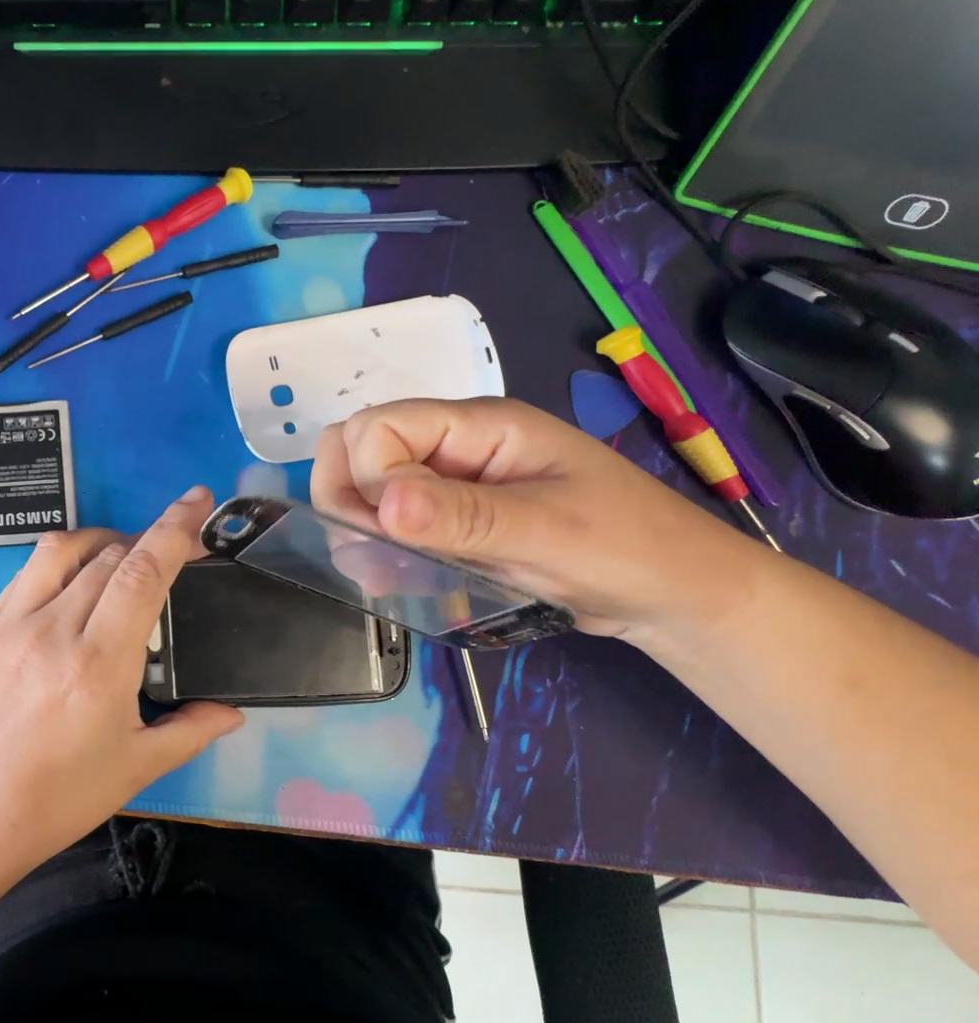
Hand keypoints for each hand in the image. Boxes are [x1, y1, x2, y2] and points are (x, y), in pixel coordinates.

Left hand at [0, 487, 245, 882]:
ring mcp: (16, 623)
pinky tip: (75, 580)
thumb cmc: (58, 796)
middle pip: (110, 556)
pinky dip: (61, 559)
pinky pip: (29, 571)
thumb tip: (232, 712)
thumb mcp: (135, 768)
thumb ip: (189, 730)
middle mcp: (57, 628)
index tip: (198, 500)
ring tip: (125, 557)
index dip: (175, 528)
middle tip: (173, 556)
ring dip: (103, 541)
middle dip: (148, 542)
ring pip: (64, 551)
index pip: (143, 572)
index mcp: (100, 662)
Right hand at [311, 397, 764, 639]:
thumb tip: (381, 504)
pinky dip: (374, 545)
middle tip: (376, 547)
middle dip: (346, 495)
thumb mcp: (549, 533)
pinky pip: (384, 518)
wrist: (677, 595)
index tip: (400, 526)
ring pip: (362, 484)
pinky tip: (394, 576)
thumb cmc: (629, 550)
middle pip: (355, 446)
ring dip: (356, 524)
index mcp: (479, 427)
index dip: (370, 474)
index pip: (378, 427)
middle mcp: (452, 446)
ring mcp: (448, 482)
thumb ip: (463, 516)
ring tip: (385, 571)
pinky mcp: (447, 518)